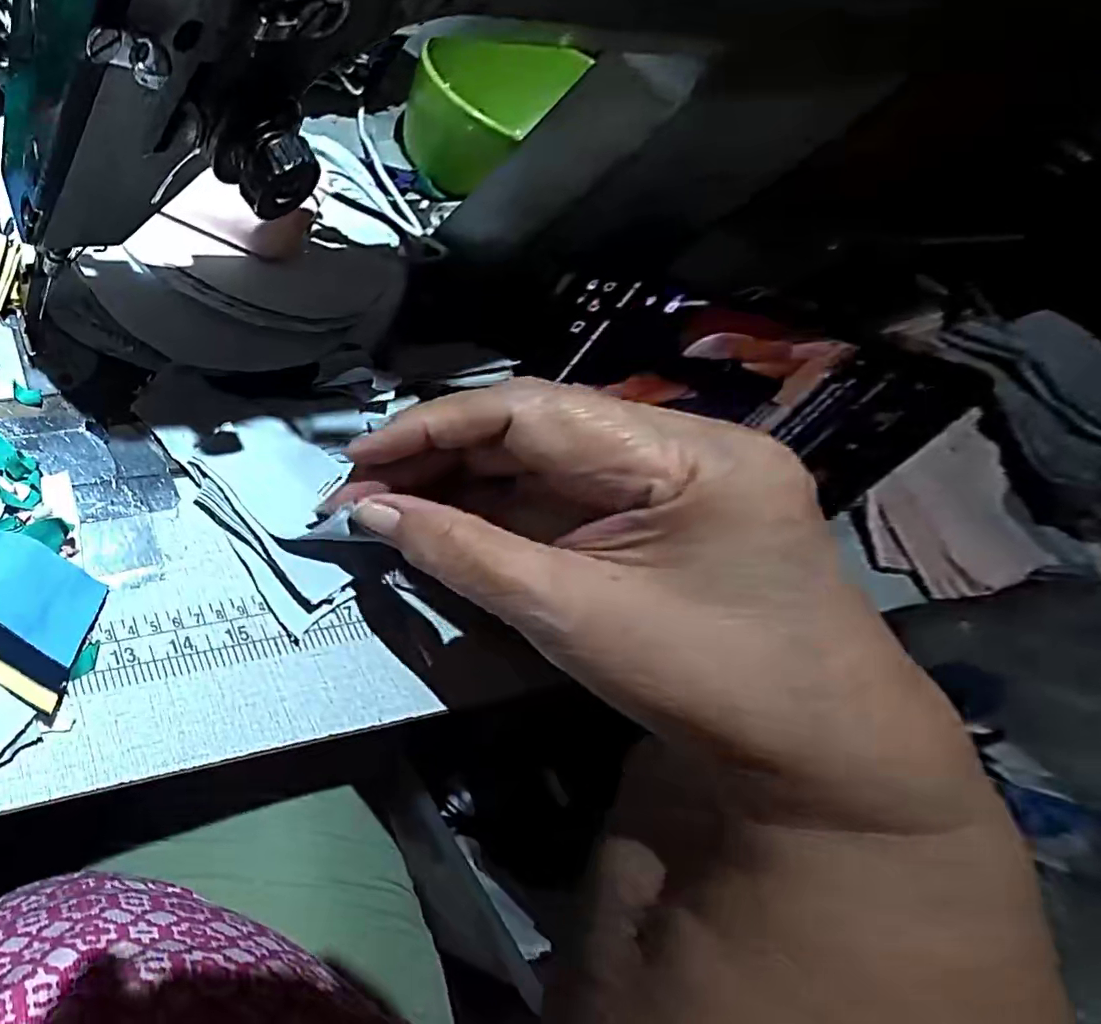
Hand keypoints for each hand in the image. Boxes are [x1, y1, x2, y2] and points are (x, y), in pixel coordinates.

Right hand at [335, 378, 987, 832]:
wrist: (814, 760)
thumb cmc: (707, 681)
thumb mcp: (565, 611)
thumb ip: (459, 550)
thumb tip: (367, 511)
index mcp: (680, 453)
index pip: (527, 409)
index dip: (431, 426)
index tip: (361, 457)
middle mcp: (667, 447)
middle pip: (520, 428)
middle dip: (429, 457)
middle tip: (355, 493)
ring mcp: (648, 479)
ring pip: (521, 460)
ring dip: (445, 481)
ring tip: (375, 507)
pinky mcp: (630, 514)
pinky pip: (536, 495)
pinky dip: (475, 508)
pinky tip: (426, 520)